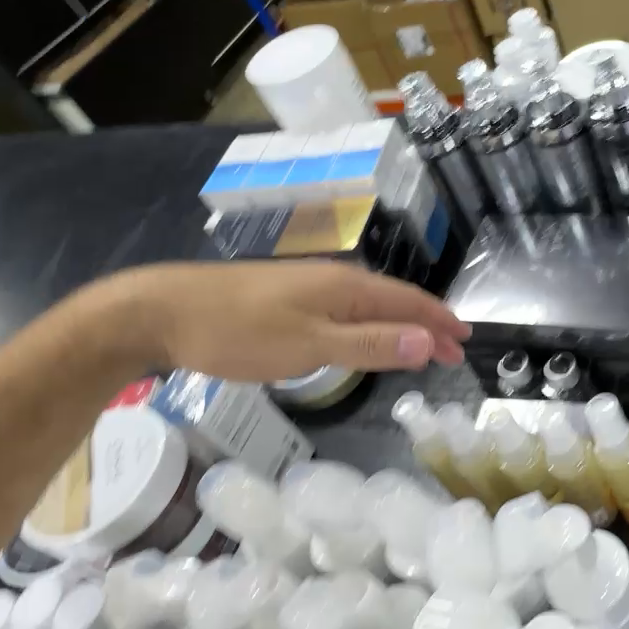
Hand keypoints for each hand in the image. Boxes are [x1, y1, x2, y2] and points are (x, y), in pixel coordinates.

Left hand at [98, 260, 469, 380]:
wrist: (162, 312)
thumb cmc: (240, 332)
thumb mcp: (311, 346)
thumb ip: (372, 344)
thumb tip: (429, 341)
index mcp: (347, 288)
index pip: (410, 302)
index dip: (440, 322)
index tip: (465, 341)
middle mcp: (335, 280)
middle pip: (394, 300)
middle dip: (426, 324)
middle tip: (451, 349)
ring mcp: (308, 286)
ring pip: (370, 305)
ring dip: (400, 325)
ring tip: (420, 346)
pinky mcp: (287, 298)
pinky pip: (347, 309)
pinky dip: (372, 324)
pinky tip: (364, 336)